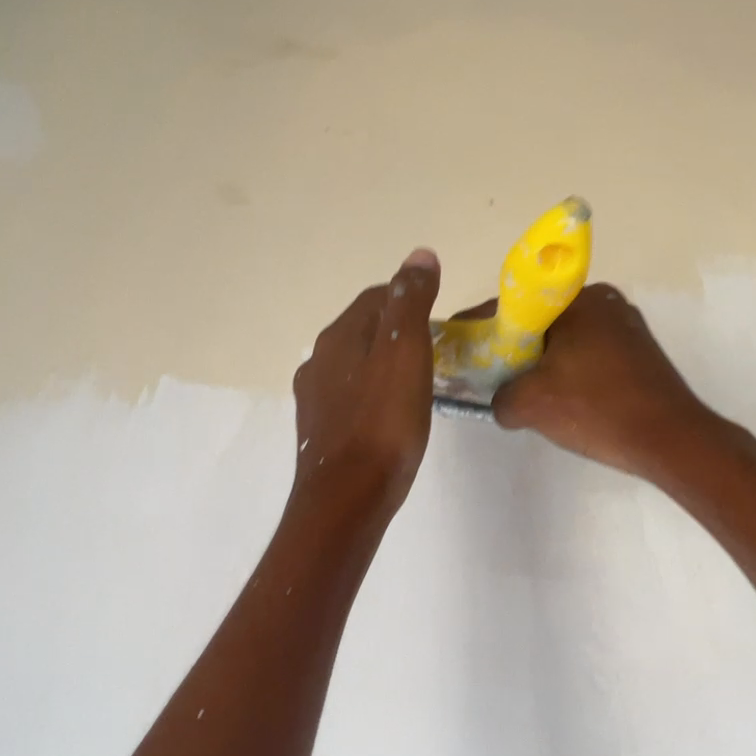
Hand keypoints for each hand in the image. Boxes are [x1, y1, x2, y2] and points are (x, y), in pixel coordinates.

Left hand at [291, 249, 440, 514]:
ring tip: (419, 382)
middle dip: (397, 331)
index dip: (409, 298)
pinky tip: (392, 416)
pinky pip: (351, 397)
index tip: (440, 318)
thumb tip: (420, 255)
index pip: (376, 297)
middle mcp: (318, 360)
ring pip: (356, 364)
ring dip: (384, 363)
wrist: (346, 500)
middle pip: (364, 329)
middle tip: (436, 349)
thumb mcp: (405, 352)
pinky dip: (374, 394)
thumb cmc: (382, 422)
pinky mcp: (320, 431)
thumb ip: (411, 301)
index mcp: (338, 336)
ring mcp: (315, 398)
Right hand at [483, 283, 726, 482]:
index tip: (458, 345)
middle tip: (490, 374)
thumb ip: (500, 397)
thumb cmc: (598, 410)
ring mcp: (626, 326)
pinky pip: (591, 353)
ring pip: (567, 337)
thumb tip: (500, 400)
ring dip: (544, 360)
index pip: (512, 306)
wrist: (672, 441)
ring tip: (523, 391)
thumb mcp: (532, 405)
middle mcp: (603, 301)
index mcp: (576, 300)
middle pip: (541, 320)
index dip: (479, 326)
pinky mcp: (641, 352)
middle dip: (514, 345)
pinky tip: (563, 398)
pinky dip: (570, 369)